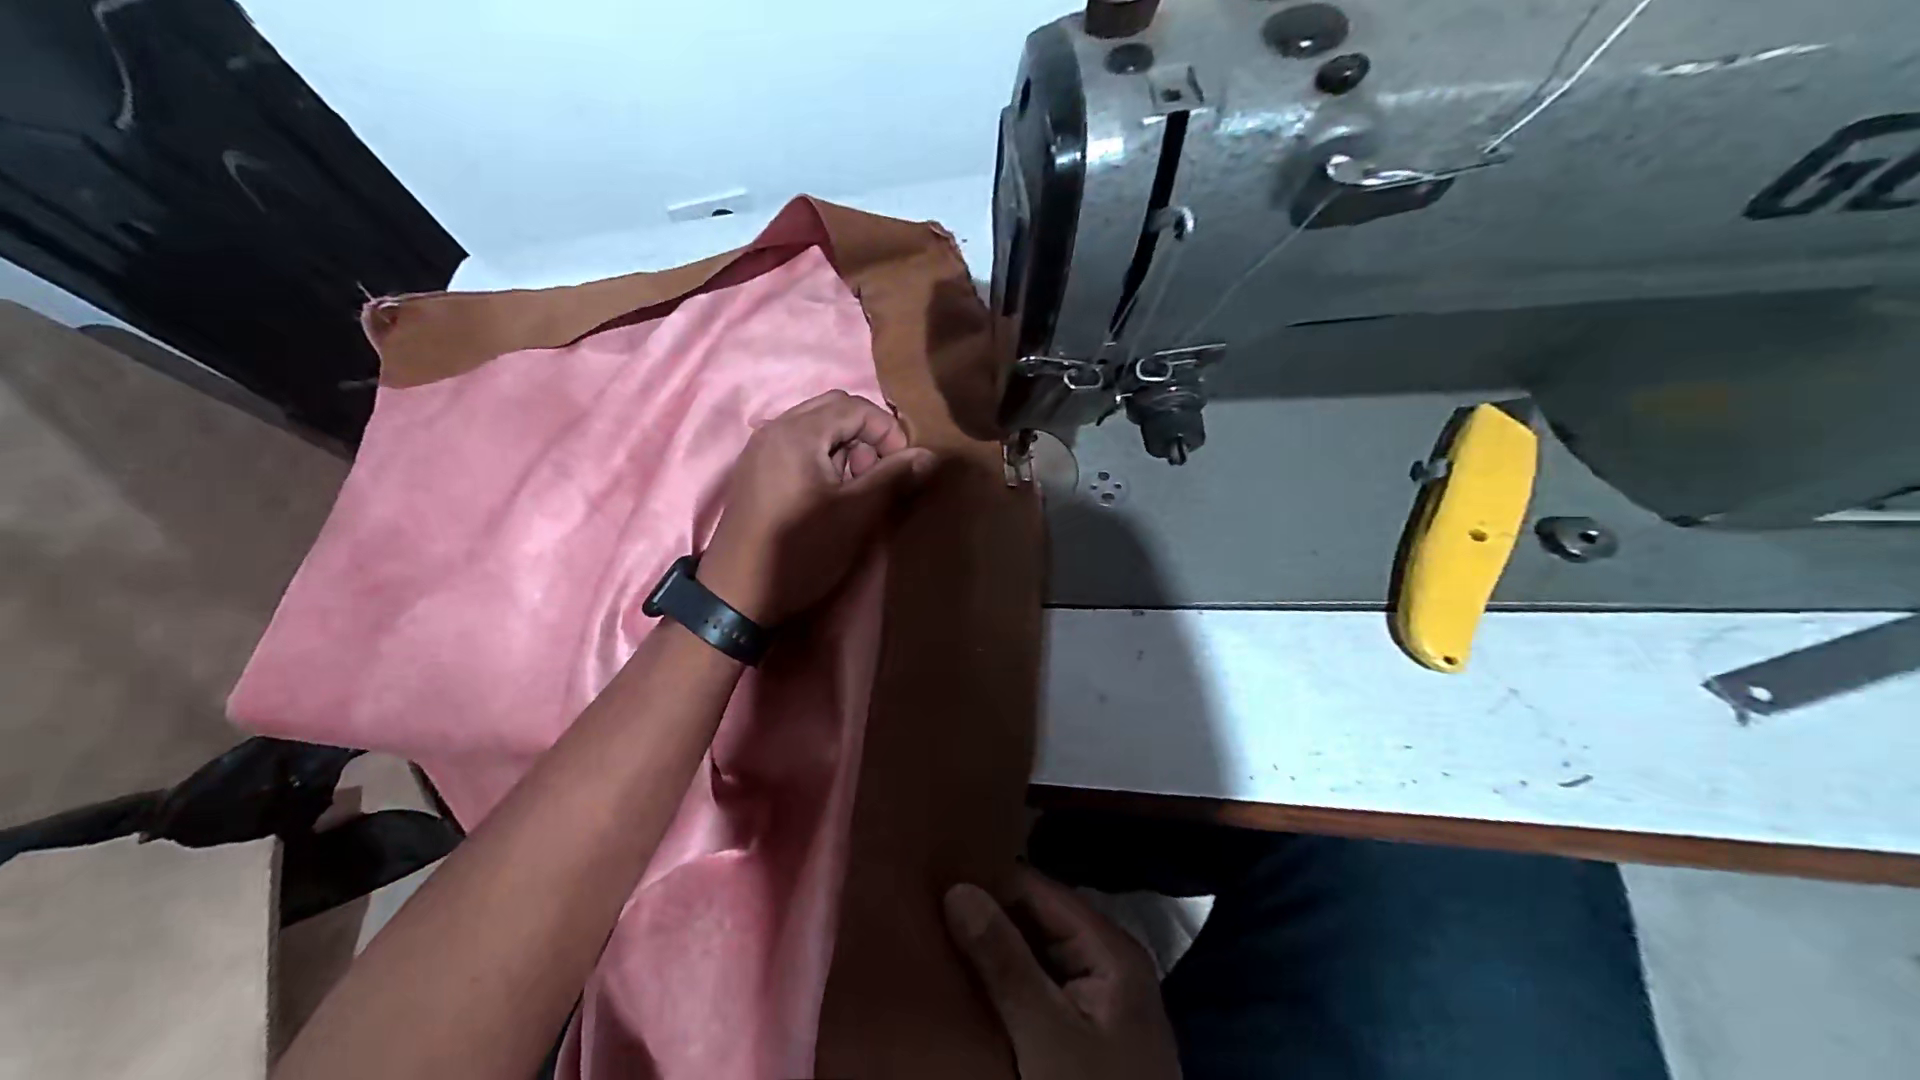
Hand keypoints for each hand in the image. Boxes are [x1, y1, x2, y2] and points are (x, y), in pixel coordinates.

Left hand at [699, 390, 936, 626]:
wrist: (737, 595)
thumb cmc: (801, 551)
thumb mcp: (856, 514)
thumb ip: (894, 478)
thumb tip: (930, 455)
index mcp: (798, 432)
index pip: (856, 407)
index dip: (888, 431)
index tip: (903, 467)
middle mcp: (774, 428)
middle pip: (834, 409)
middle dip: (866, 435)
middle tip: (878, 474)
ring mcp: (759, 449)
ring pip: (815, 426)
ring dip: (845, 446)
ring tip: (855, 488)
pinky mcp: (754, 471)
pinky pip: (796, 445)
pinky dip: (822, 457)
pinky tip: (829, 493)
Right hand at [944, 868, 1182, 1079]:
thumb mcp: (1045, 1036)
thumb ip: (1004, 962)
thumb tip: (958, 889)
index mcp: (1110, 948)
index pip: (1039, 891)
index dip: (989, 885)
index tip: (937, 887)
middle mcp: (1107, 959)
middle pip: (1038, 919)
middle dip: (988, 918)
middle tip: (931, 917)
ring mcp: (1097, 995)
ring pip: (1035, 952)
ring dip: (993, 951)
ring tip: (941, 941)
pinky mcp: (1086, 1028)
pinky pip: (1039, 985)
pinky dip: (1006, 982)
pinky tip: (970, 983)